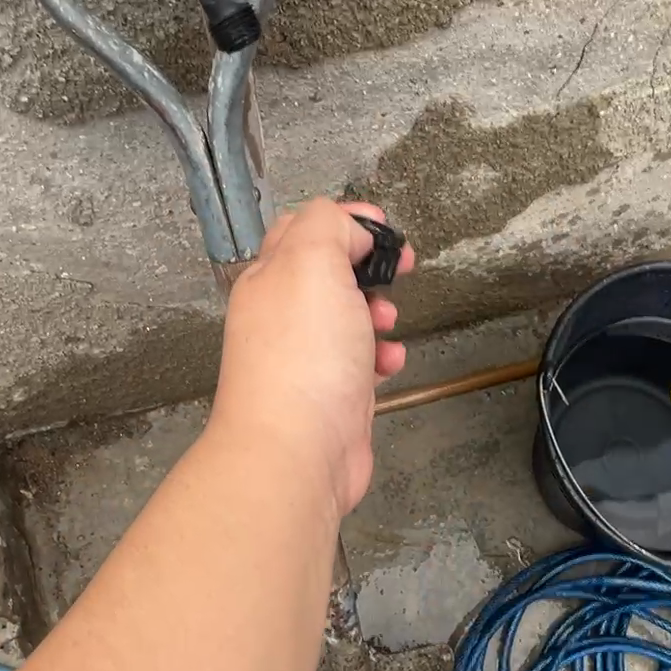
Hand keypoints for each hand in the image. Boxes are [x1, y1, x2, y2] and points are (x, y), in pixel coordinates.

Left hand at [208, 198, 414, 514]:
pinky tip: (390, 364)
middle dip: (368, 266)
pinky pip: (361, 362)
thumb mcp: (313, 263)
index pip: (303, 229)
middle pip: (329, 273)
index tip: (386, 228)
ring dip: (378, 312)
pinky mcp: (332, 394)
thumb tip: (350, 234)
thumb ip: (328, 226)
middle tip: (400, 267)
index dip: (347, 220)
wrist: (297, 450)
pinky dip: (382, 356)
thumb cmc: (304, 355)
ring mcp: (307, 357)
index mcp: (270, 277)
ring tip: (387, 321)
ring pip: (349, 318)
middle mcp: (283, 316)